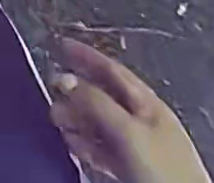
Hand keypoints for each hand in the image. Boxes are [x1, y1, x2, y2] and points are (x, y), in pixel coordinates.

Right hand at [49, 38, 210, 182]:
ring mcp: (141, 147)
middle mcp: (144, 120)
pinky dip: (88, 143)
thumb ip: (96, 102)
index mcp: (147, 103)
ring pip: (103, 124)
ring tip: (56, 118)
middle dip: (77, 89)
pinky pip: (106, 148)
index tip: (61, 44)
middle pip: (105, 95)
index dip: (86, 55)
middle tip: (51, 87)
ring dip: (78, 118)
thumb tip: (65, 78)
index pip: (112, 70)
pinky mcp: (136, 171)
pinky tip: (73, 144)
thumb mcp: (127, 131)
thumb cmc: (161, 170)